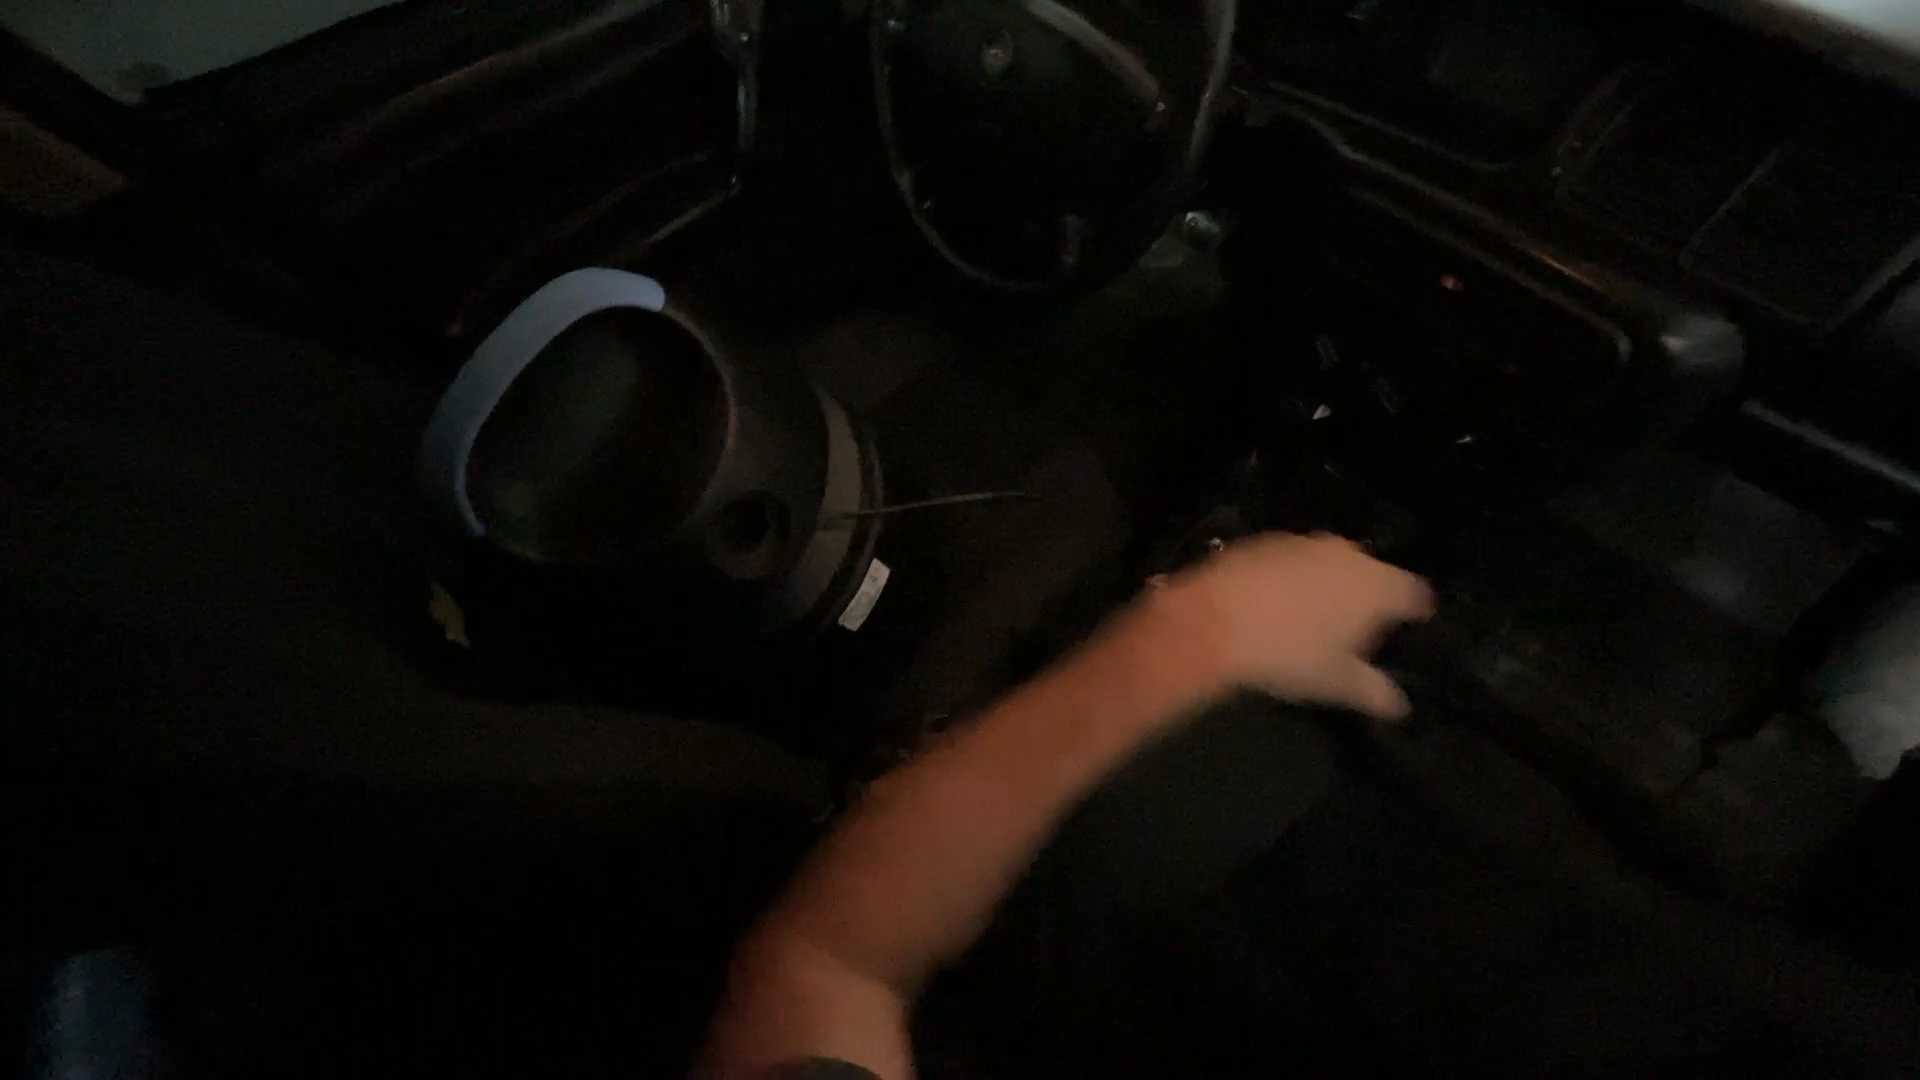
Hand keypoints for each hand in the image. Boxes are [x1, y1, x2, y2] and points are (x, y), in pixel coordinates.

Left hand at [1147, 533, 1434, 719]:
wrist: (1209, 619)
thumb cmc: (1287, 653)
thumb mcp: (1336, 683)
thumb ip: (1374, 691)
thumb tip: (1397, 704)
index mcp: (1378, 584)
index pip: (1414, 594)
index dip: (1411, 614)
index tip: (1400, 632)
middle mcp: (1345, 552)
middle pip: (1370, 572)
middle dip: (1364, 596)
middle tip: (1349, 630)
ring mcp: (1299, 542)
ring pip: (1327, 562)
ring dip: (1323, 583)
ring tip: (1306, 618)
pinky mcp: (1259, 541)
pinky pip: (1287, 559)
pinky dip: (1286, 577)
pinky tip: (1268, 602)